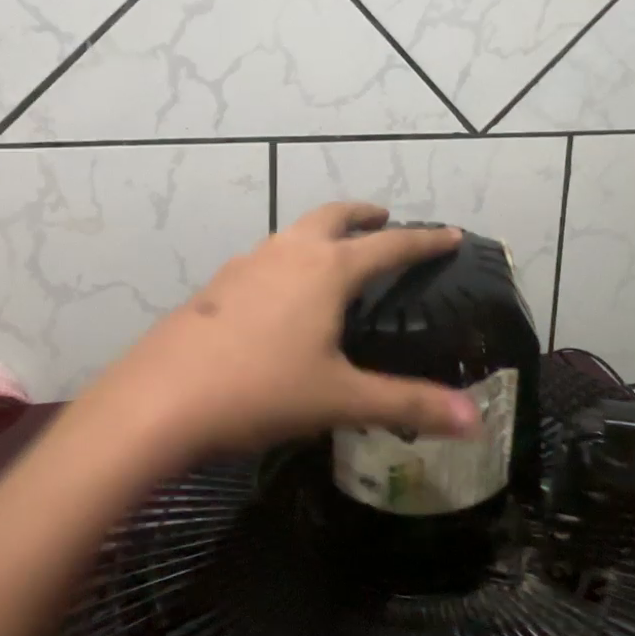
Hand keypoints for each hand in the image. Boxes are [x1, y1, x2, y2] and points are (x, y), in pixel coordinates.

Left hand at [89, 202, 480, 458]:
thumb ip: (409, 405)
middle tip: (385, 219)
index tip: (451, 234)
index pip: (390, 245)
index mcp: (327, 270)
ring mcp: (246, 265)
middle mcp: (288, 253)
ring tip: (336, 255)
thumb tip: (476, 420)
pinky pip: (266, 258)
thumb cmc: (260, 391)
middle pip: (334, 216)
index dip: (425, 241)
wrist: (158, 400)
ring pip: (294, 232)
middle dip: (364, 215)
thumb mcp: (341, 399)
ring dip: (323, 232)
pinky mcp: (216, 287)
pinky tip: (281, 295)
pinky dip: (289, 258)